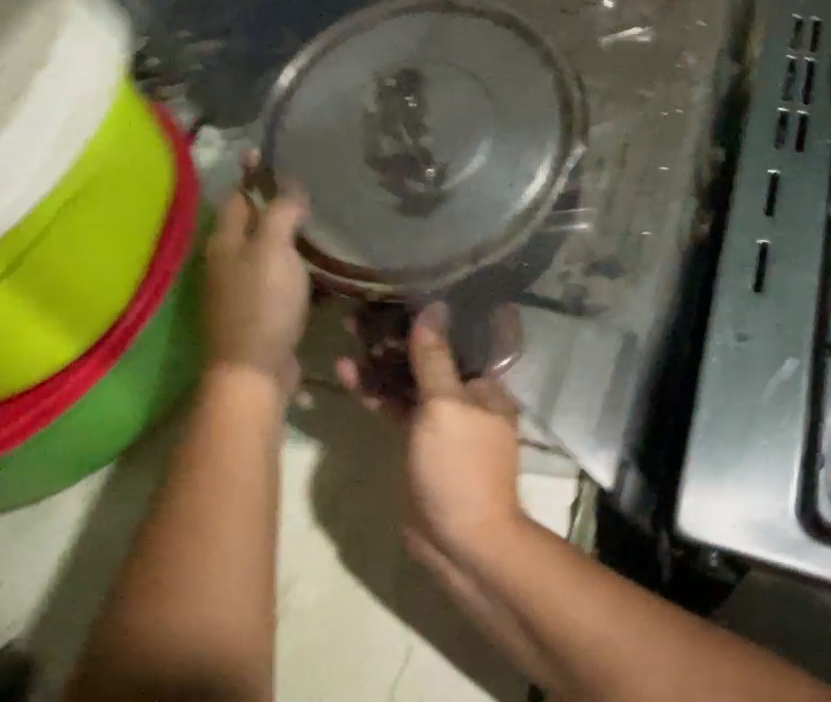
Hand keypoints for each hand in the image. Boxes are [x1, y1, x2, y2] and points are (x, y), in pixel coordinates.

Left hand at [202, 163, 310, 391]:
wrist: (255, 371)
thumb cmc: (262, 304)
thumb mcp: (273, 249)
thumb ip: (280, 212)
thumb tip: (291, 188)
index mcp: (224, 241)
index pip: (237, 196)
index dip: (252, 174)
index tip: (267, 151)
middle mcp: (227, 262)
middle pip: (250, 223)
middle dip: (271, 204)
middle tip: (305, 186)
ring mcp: (241, 289)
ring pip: (266, 251)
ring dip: (287, 236)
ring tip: (317, 222)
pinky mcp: (261, 312)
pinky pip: (279, 278)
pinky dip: (296, 266)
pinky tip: (318, 266)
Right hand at [337, 303, 525, 564]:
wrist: (460, 540)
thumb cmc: (460, 466)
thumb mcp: (446, 406)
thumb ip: (435, 358)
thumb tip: (435, 306)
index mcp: (485, 383)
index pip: (463, 335)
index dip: (435, 313)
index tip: (406, 289)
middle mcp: (466, 395)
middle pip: (430, 354)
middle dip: (398, 334)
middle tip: (363, 310)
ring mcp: (440, 419)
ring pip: (409, 380)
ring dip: (380, 360)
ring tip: (345, 333)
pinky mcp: (418, 441)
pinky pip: (396, 408)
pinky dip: (374, 392)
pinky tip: (346, 374)